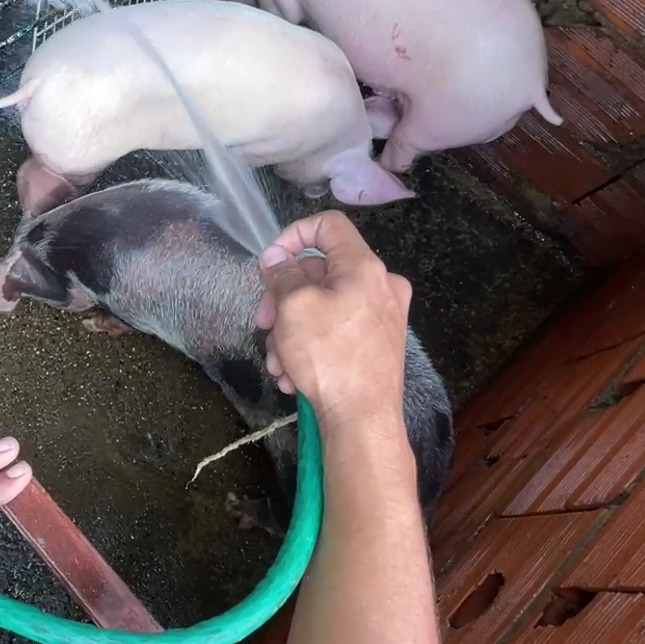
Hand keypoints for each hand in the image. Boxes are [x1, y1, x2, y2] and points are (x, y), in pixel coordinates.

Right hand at [253, 211, 410, 429]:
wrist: (363, 418)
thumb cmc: (328, 356)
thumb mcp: (293, 308)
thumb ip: (282, 275)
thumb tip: (275, 257)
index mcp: (364, 267)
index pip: (327, 225)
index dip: (291, 235)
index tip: (269, 263)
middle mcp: (380, 285)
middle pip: (319, 272)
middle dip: (283, 298)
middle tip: (263, 323)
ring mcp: (381, 316)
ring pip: (322, 306)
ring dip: (290, 330)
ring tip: (278, 361)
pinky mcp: (377, 343)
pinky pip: (335, 330)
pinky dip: (309, 345)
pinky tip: (293, 373)